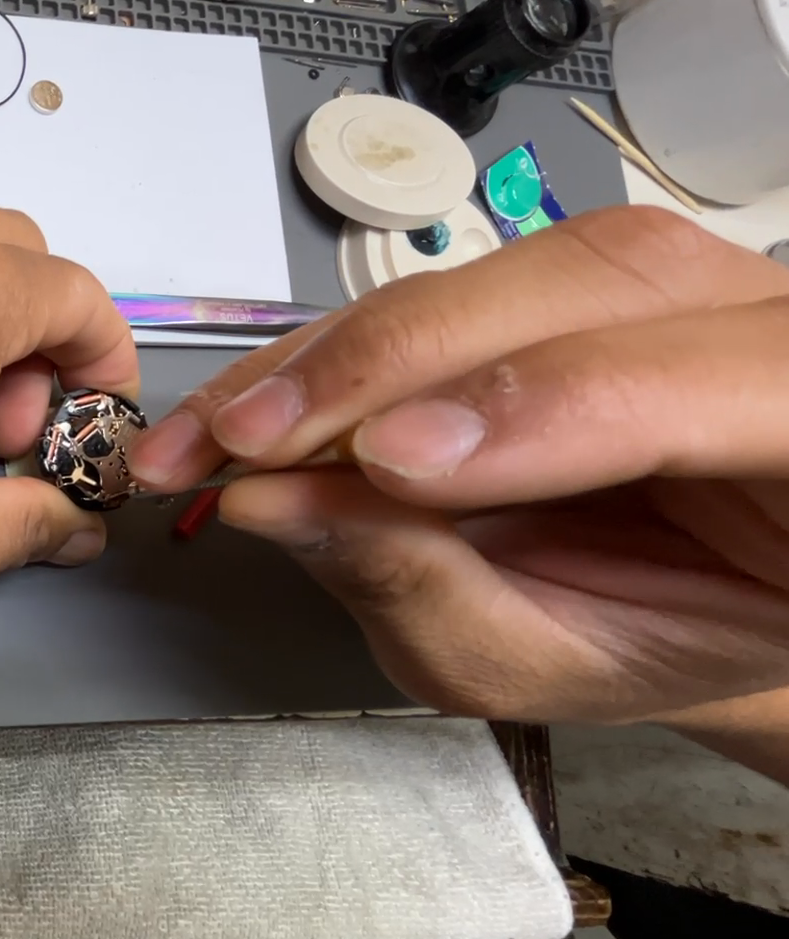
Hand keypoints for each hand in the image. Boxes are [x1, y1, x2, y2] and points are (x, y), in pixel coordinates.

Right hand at [126, 206, 788, 727]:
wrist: (675, 590)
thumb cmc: (629, 642)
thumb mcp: (527, 660)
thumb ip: (413, 587)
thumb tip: (262, 504)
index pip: (723, 385)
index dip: (541, 411)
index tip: (381, 468)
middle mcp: (764, 332)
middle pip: (580, 285)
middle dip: (379, 368)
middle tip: (243, 442)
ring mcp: (650, 292)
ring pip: (471, 278)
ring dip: (312, 362)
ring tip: (206, 438)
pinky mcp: (530, 292)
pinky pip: (409, 298)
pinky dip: (301, 360)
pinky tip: (231, 411)